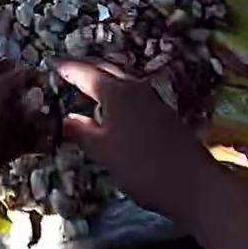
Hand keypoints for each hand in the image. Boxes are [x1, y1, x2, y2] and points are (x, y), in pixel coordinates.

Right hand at [57, 60, 218, 217]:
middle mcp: (134, 88)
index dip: (68, 68)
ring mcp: (151, 99)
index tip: (52, 63)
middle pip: (105, 69)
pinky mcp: (162, 113)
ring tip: (87, 83)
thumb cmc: (143, 167)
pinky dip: (116, 90)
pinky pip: (131, 91)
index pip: (86, 73)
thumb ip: (83, 133)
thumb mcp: (105, 153)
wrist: (195, 185)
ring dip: (103, 77)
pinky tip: (113, 106)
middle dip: (85, 66)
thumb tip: (66, 118)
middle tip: (67, 68)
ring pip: (121, 79)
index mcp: (116, 93)